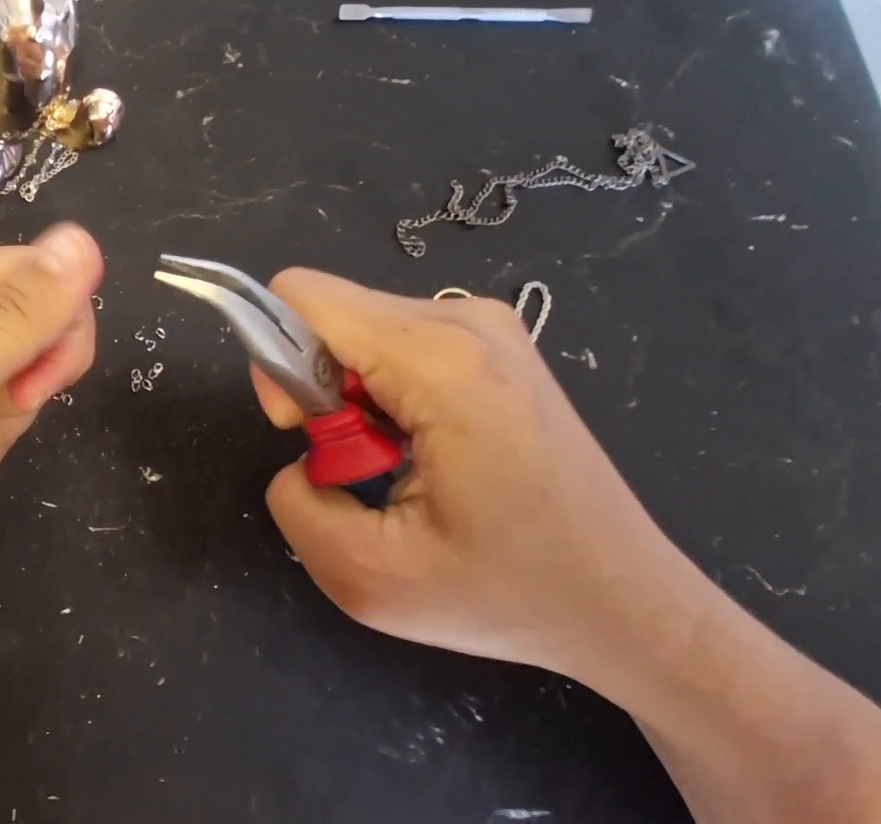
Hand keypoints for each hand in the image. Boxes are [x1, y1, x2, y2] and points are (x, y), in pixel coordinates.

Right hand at [250, 270, 702, 682]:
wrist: (628, 608)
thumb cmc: (506, 595)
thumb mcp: (366, 577)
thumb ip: (293, 501)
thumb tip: (300, 458)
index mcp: (438, 362)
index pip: (301, 295)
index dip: (276, 360)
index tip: (307, 430)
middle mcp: (465, 321)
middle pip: (325, 313)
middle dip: (313, 385)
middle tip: (354, 460)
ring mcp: (486, 326)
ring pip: (354, 328)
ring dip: (346, 394)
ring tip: (393, 461)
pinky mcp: (492, 344)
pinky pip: (389, 339)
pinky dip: (378, 390)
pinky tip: (420, 448)